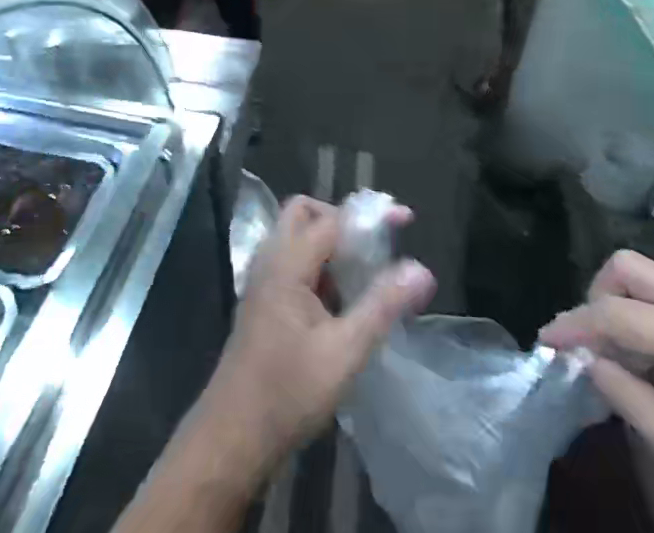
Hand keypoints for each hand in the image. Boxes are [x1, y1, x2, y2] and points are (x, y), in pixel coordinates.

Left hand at [192, 196, 434, 478]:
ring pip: (296, 237)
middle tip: (375, 243)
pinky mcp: (263, 303)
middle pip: (303, 213)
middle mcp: (270, 263)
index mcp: (286, 266)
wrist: (232, 439)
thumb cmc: (288, 394)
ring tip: (366, 269)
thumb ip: (383, 305)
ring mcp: (262, 283)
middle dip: (342, 217)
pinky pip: (293, 262)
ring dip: (330, 241)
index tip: (406, 220)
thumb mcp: (345, 352)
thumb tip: (421, 270)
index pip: (333, 220)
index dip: (370, 215)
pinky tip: (342, 298)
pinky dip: (320, 263)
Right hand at [540, 251, 653, 532]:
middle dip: (598, 297)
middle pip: (637, 269)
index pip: (625, 311)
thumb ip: (638, 405)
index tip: (543, 342)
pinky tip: (650, 367)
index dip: (577, 322)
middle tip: (582, 346)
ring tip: (613, 362)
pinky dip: (650, 323)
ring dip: (624, 310)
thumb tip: (588, 362)